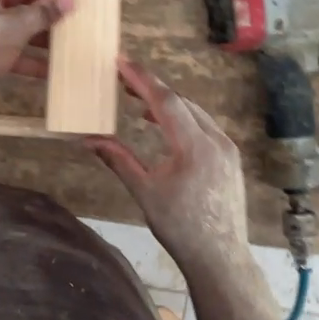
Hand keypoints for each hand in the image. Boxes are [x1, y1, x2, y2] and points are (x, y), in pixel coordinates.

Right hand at [87, 57, 250, 275]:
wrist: (220, 257)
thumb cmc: (180, 227)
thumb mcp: (144, 192)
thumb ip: (118, 160)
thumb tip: (88, 139)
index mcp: (195, 146)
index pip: (166, 101)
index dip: (142, 79)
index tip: (121, 62)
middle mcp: (216, 140)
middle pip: (181, 102)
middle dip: (152, 88)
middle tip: (124, 79)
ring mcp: (227, 149)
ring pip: (195, 113)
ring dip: (167, 103)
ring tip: (139, 101)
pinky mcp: (230, 159)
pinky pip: (204, 126)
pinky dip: (182, 119)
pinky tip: (164, 126)